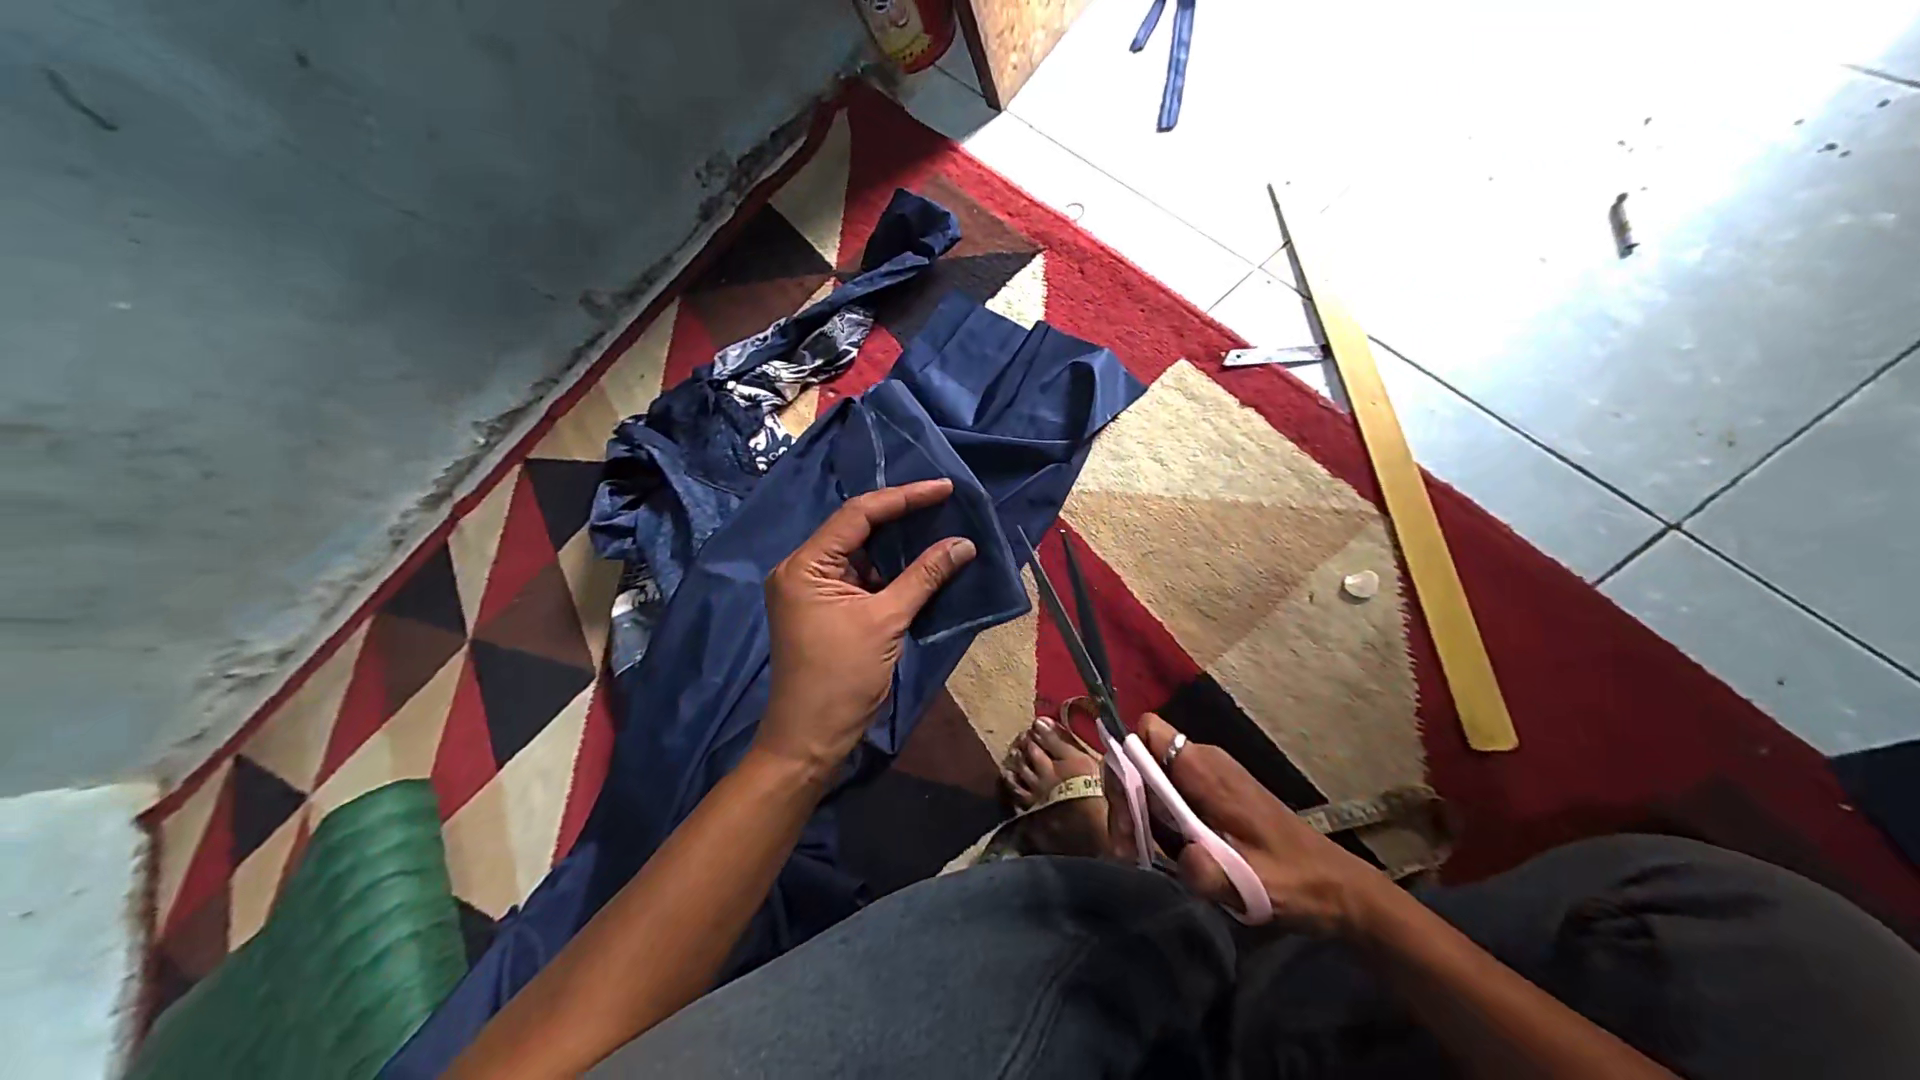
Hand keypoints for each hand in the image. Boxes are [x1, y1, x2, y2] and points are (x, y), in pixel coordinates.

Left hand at [757, 479, 976, 775]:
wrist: (810, 739)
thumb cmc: (842, 679)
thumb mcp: (886, 622)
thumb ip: (924, 577)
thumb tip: (964, 543)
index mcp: (805, 565)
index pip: (858, 515)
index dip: (904, 497)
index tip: (944, 487)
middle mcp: (801, 569)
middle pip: (856, 529)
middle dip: (901, 517)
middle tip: (943, 501)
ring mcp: (811, 590)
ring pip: (860, 554)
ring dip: (897, 545)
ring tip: (938, 524)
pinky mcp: (823, 609)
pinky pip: (860, 577)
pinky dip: (889, 571)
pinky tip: (920, 561)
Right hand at [1113, 713, 1389, 935]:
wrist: (1336, 887)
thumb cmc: (1294, 881)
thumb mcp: (1250, 885)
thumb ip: (1210, 873)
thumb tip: (1180, 856)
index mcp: (1206, 769)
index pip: (1146, 732)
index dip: (1125, 761)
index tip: (1128, 810)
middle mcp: (1202, 761)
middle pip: (1140, 757)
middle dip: (1126, 797)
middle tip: (1129, 847)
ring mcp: (1208, 775)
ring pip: (1151, 777)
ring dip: (1138, 813)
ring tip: (1143, 856)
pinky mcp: (1213, 793)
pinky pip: (1168, 792)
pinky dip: (1157, 819)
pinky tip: (1167, 852)